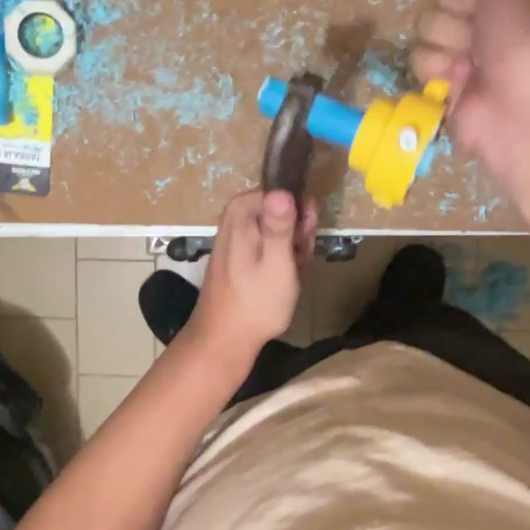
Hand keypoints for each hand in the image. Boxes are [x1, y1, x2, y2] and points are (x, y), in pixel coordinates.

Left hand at [181, 189, 314, 357]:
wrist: (224, 340)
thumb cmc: (256, 302)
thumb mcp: (277, 263)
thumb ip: (279, 226)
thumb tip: (281, 190)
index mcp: (241, 214)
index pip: (282, 193)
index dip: (299, 215)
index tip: (305, 239)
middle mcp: (233, 220)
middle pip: (278, 211)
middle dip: (296, 234)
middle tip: (301, 259)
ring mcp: (233, 240)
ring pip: (275, 231)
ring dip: (291, 249)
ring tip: (293, 274)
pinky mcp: (235, 258)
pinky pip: (265, 247)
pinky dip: (278, 260)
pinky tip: (284, 280)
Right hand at [412, 0, 529, 178]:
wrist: (525, 110)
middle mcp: (494, 8)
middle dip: (460, 1)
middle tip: (486, 22)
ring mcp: (469, 46)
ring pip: (428, 20)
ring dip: (449, 36)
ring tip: (475, 57)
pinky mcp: (448, 80)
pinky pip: (420, 57)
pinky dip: (438, 67)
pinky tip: (461, 79)